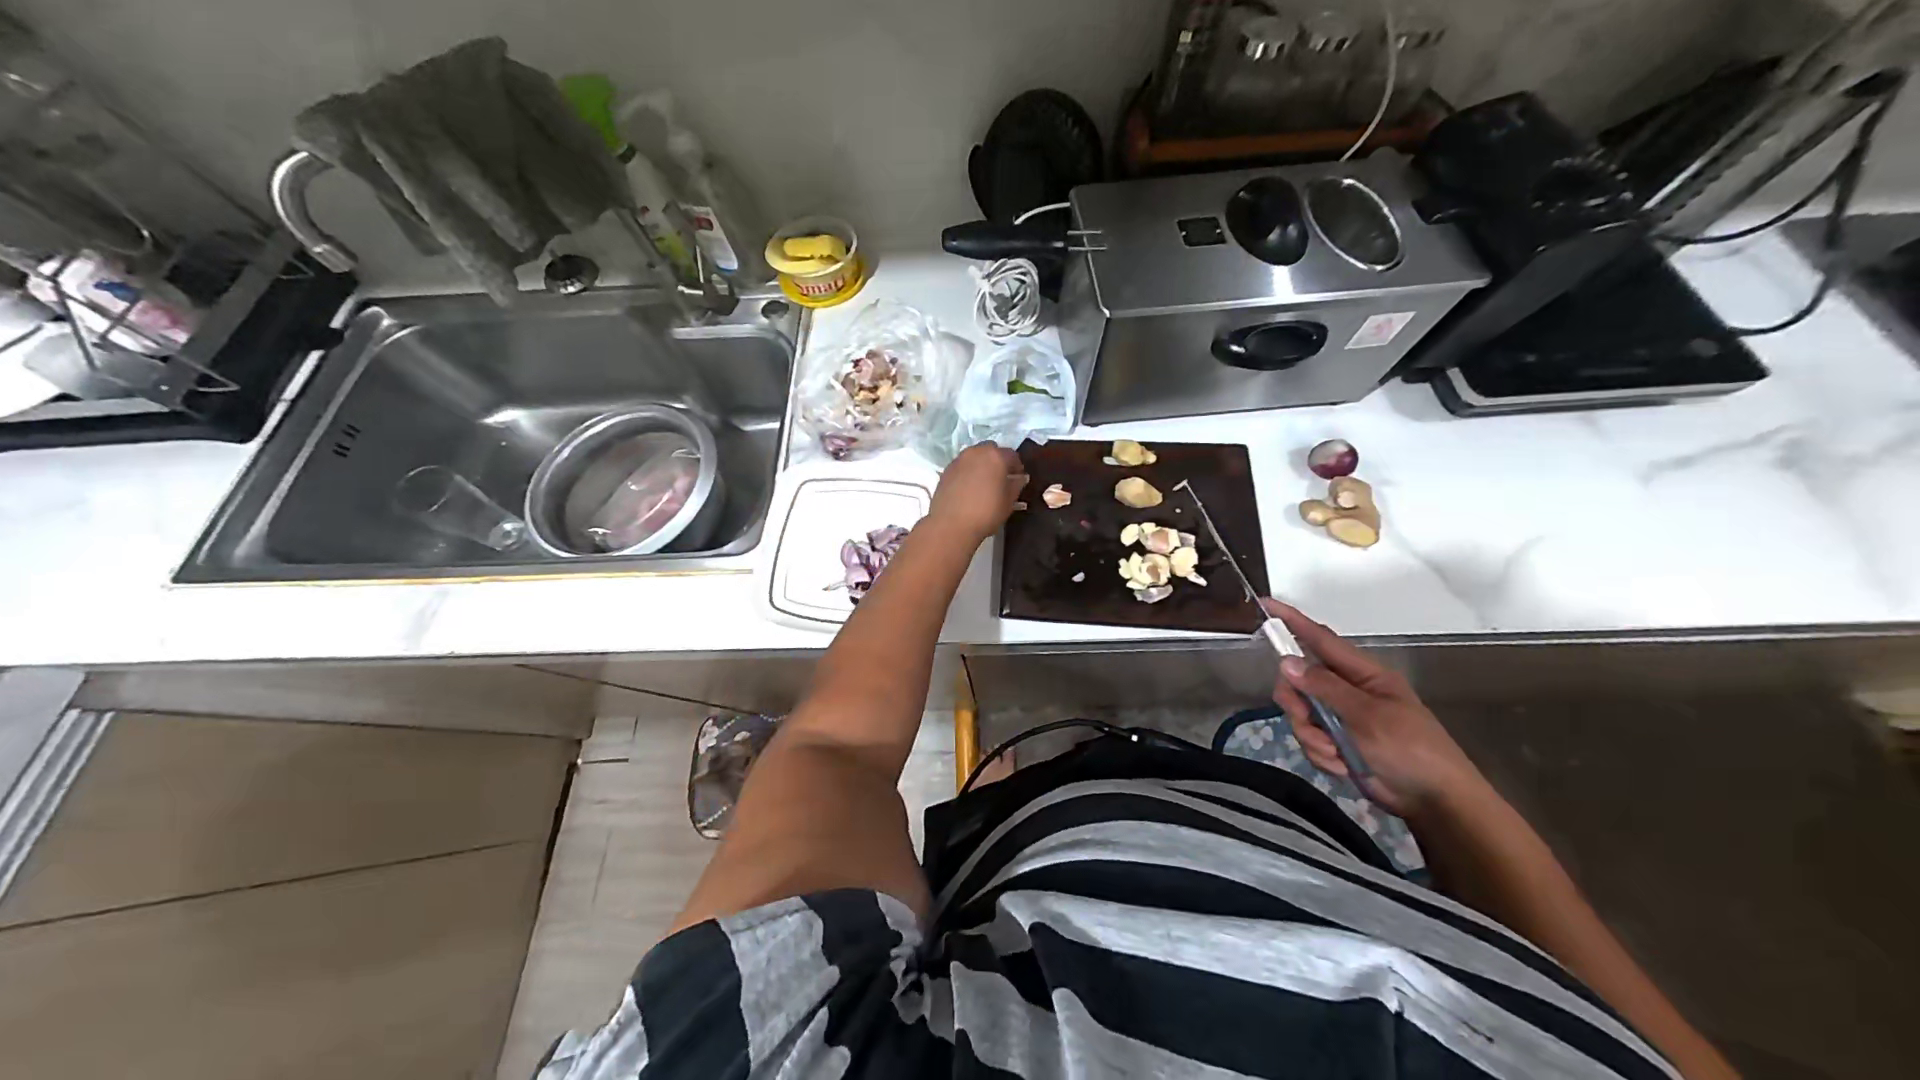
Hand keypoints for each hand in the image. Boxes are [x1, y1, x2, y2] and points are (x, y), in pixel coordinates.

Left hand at [927, 443, 1028, 542]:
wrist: (951, 525)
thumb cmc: (987, 512)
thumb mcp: (1009, 501)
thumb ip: (1017, 485)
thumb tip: (1020, 477)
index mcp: (995, 456)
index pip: (1012, 455)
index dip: (1017, 467)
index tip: (1018, 479)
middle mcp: (976, 452)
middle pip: (991, 450)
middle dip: (998, 461)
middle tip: (1000, 478)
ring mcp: (958, 460)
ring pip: (974, 457)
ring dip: (981, 465)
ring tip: (983, 483)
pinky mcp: (946, 470)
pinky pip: (962, 466)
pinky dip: (968, 472)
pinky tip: (969, 488)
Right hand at [1263, 599, 1488, 818]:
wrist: (1434, 802)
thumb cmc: (1411, 750)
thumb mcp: (1368, 715)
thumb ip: (1325, 688)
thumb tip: (1287, 662)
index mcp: (1363, 674)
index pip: (1321, 640)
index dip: (1293, 622)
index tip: (1266, 606)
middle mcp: (1347, 691)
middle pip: (1299, 681)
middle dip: (1297, 703)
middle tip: (1305, 718)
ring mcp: (1341, 718)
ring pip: (1300, 714)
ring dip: (1313, 737)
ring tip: (1337, 753)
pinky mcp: (1336, 743)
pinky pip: (1309, 740)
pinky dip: (1321, 755)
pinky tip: (1343, 765)